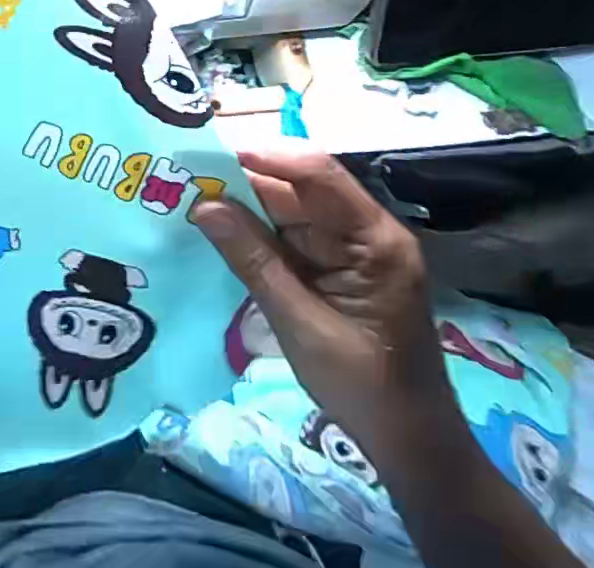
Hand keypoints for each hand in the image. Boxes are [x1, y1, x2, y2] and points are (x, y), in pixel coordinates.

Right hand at [192, 148, 451, 450]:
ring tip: (191, 196)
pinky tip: (217, 227)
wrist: (406, 438)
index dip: (267, 157)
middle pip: (298, 189)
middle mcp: (364, 231)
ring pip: (287, 209)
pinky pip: (287, 233)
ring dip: (242, 204)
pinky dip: (252, 230)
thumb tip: (203, 206)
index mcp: (375, 240)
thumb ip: (252, 260)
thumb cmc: (362, 384)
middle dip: (243, 181)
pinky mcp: (332, 263)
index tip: (212, 155)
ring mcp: (348, 247)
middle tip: (187, 177)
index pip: (320, 176)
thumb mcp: (300, 322)